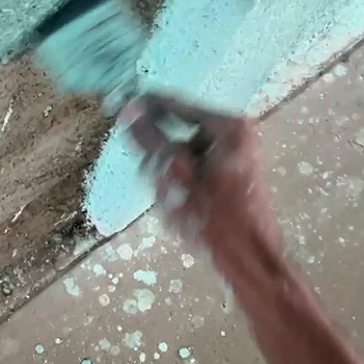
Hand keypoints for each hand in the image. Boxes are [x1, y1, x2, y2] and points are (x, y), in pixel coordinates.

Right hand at [121, 94, 283, 263]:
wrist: (248, 259)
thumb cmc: (214, 217)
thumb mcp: (175, 175)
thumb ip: (150, 139)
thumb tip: (128, 109)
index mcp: (227, 126)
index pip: (174, 104)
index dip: (143, 106)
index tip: (115, 105)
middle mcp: (233, 134)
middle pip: (175, 132)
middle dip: (159, 157)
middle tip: (156, 179)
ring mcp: (231, 155)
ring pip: (179, 154)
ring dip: (166, 175)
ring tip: (172, 202)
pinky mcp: (226, 174)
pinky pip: (190, 169)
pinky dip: (178, 184)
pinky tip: (180, 206)